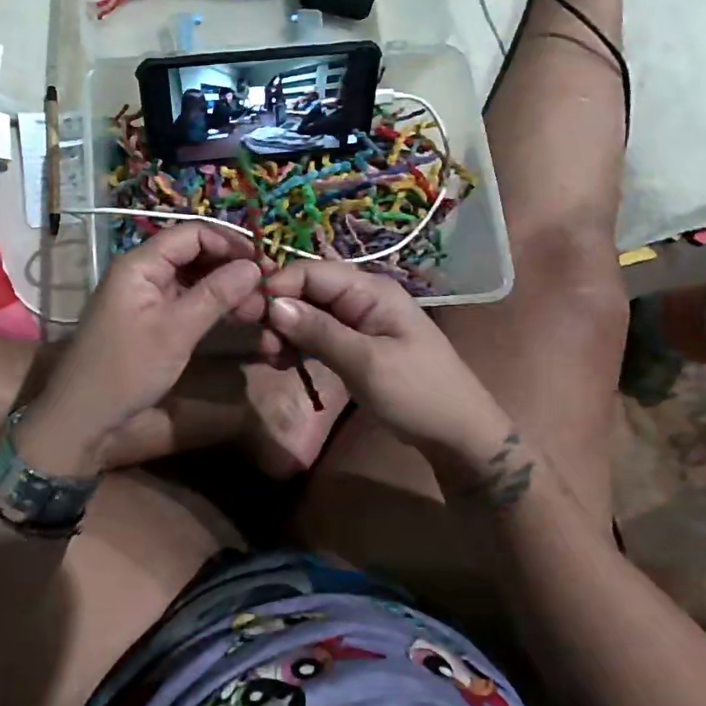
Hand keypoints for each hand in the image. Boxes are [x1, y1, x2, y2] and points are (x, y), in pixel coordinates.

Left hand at [17, 224, 267, 474]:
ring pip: (193, 279)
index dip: (230, 243)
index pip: (192, 234)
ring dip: (226, 289)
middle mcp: (142, 272)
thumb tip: (253, 267)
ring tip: (259, 308)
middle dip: (231, 267)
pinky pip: (186, 300)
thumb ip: (215, 295)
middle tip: (267, 288)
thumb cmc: (126, 370)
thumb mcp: (175, 331)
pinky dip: (212, 306)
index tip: (264, 262)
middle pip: (194, 254)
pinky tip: (238, 317)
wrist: (82, 417)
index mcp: (140, 264)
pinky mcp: (151, 319)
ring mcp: (146, 296)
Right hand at [259, 262, 511, 457]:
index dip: (278, 286)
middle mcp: (361, 298)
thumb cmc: (418, 393)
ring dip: (284, 331)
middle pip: (306, 290)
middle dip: (278, 311)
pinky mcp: (354, 344)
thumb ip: (320, 332)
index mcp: (371, 290)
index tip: (248, 312)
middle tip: (258, 343)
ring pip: (307, 313)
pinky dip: (297, 345)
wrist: (457, 434)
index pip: (312, 271)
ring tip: (270, 358)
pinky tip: (283, 363)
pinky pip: (316, 334)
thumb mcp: (367, 363)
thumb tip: (273, 304)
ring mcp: (358, 321)